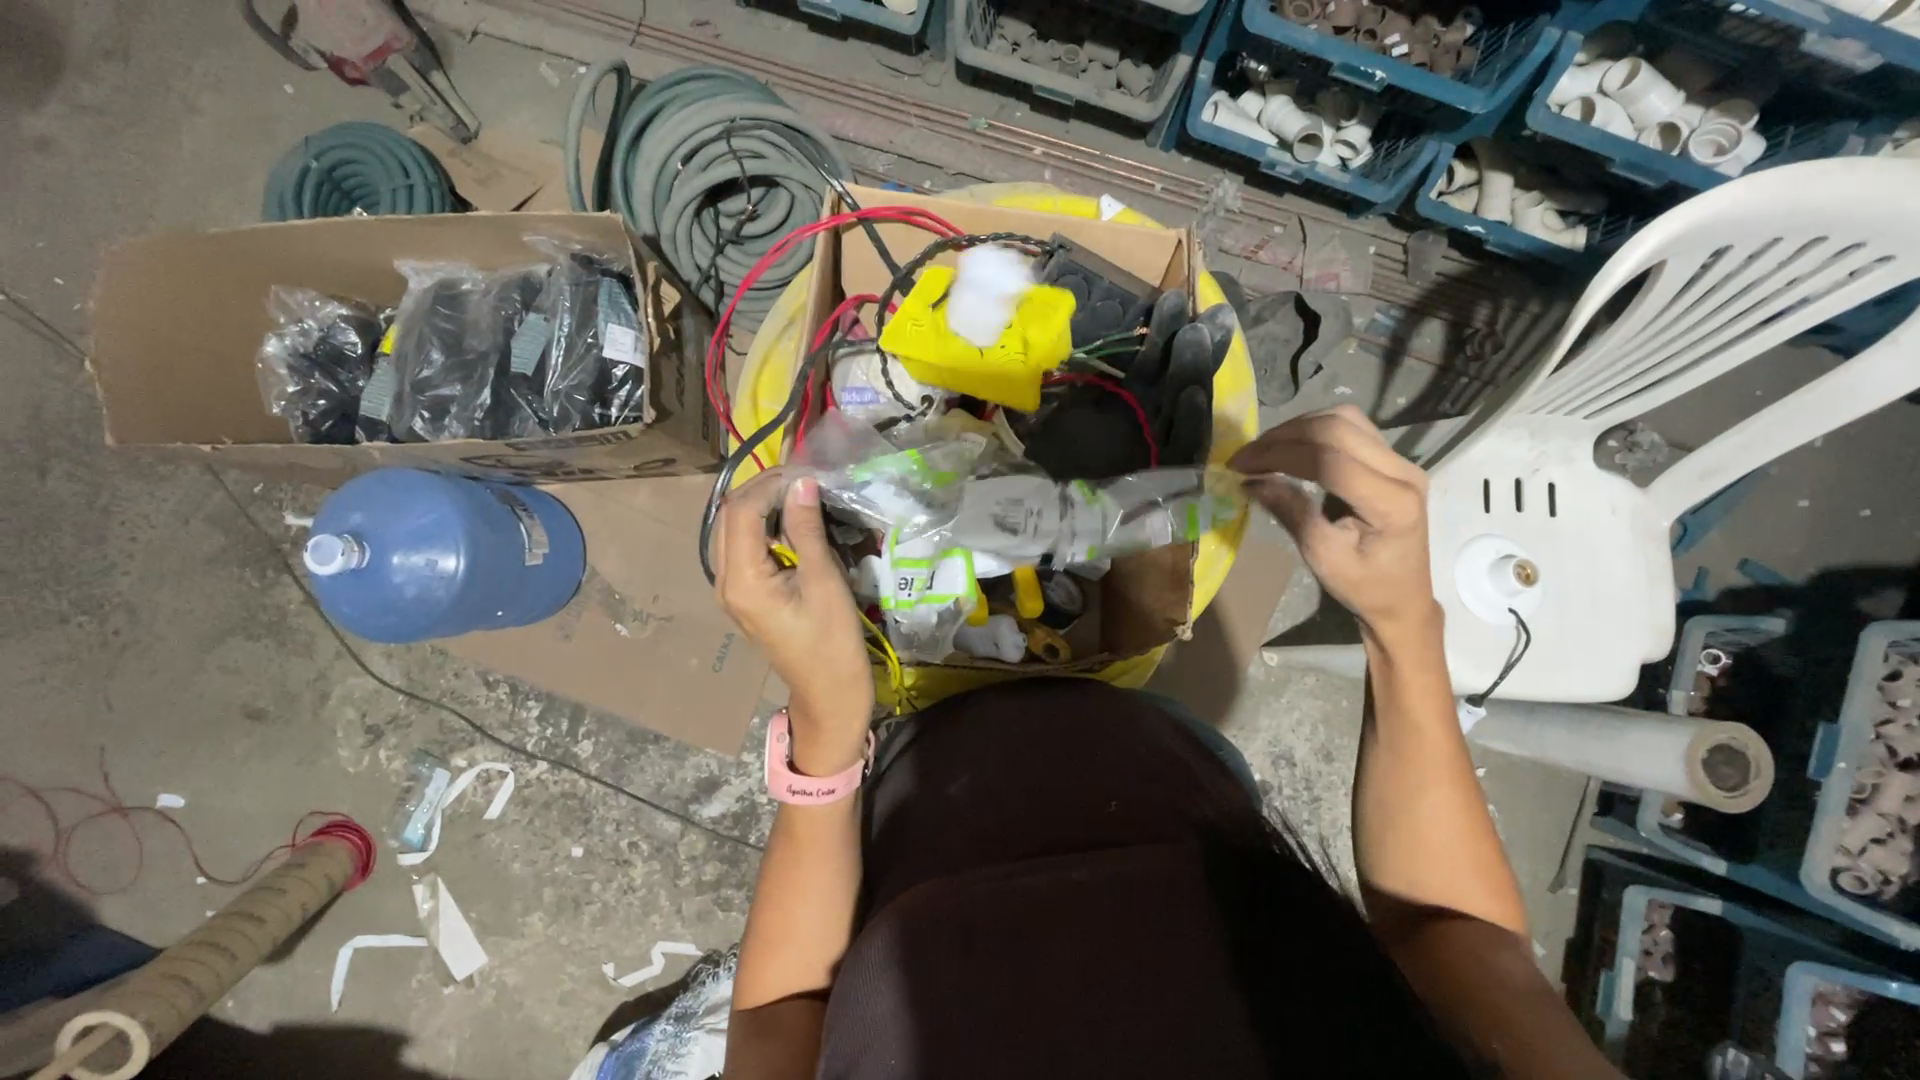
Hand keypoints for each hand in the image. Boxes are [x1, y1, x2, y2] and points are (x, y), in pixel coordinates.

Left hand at [714, 471, 874, 771]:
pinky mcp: (743, 595)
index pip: (743, 511)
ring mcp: (731, 590)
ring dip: (760, 505)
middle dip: (762, 489)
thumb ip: (807, 529)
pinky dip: (761, 527)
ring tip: (798, 494)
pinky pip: (742, 548)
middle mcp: (725, 582)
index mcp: (742, 580)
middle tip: (803, 479)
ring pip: (732, 530)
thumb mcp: (824, 581)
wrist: (829, 692)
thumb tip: (802, 482)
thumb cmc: (832, 641)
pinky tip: (789, 523)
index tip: (807, 473)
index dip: (771, 483)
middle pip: (729, 516)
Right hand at [1229, 406, 1439, 643]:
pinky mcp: (1393, 458)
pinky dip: (1314, 429)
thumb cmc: (1363, 585)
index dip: (1280, 455)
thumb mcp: (1322, 555)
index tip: (1240, 465)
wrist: (1402, 597)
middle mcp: (1404, 472)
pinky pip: (1351, 426)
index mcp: (1391, 503)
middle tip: (1245, 456)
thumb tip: (1251, 480)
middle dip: (1284, 437)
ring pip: (1344, 419)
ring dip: (1298, 428)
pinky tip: (1291, 446)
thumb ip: (1291, 511)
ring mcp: (1402, 461)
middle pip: (1337, 429)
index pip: (1330, 460)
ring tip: (1264, 449)